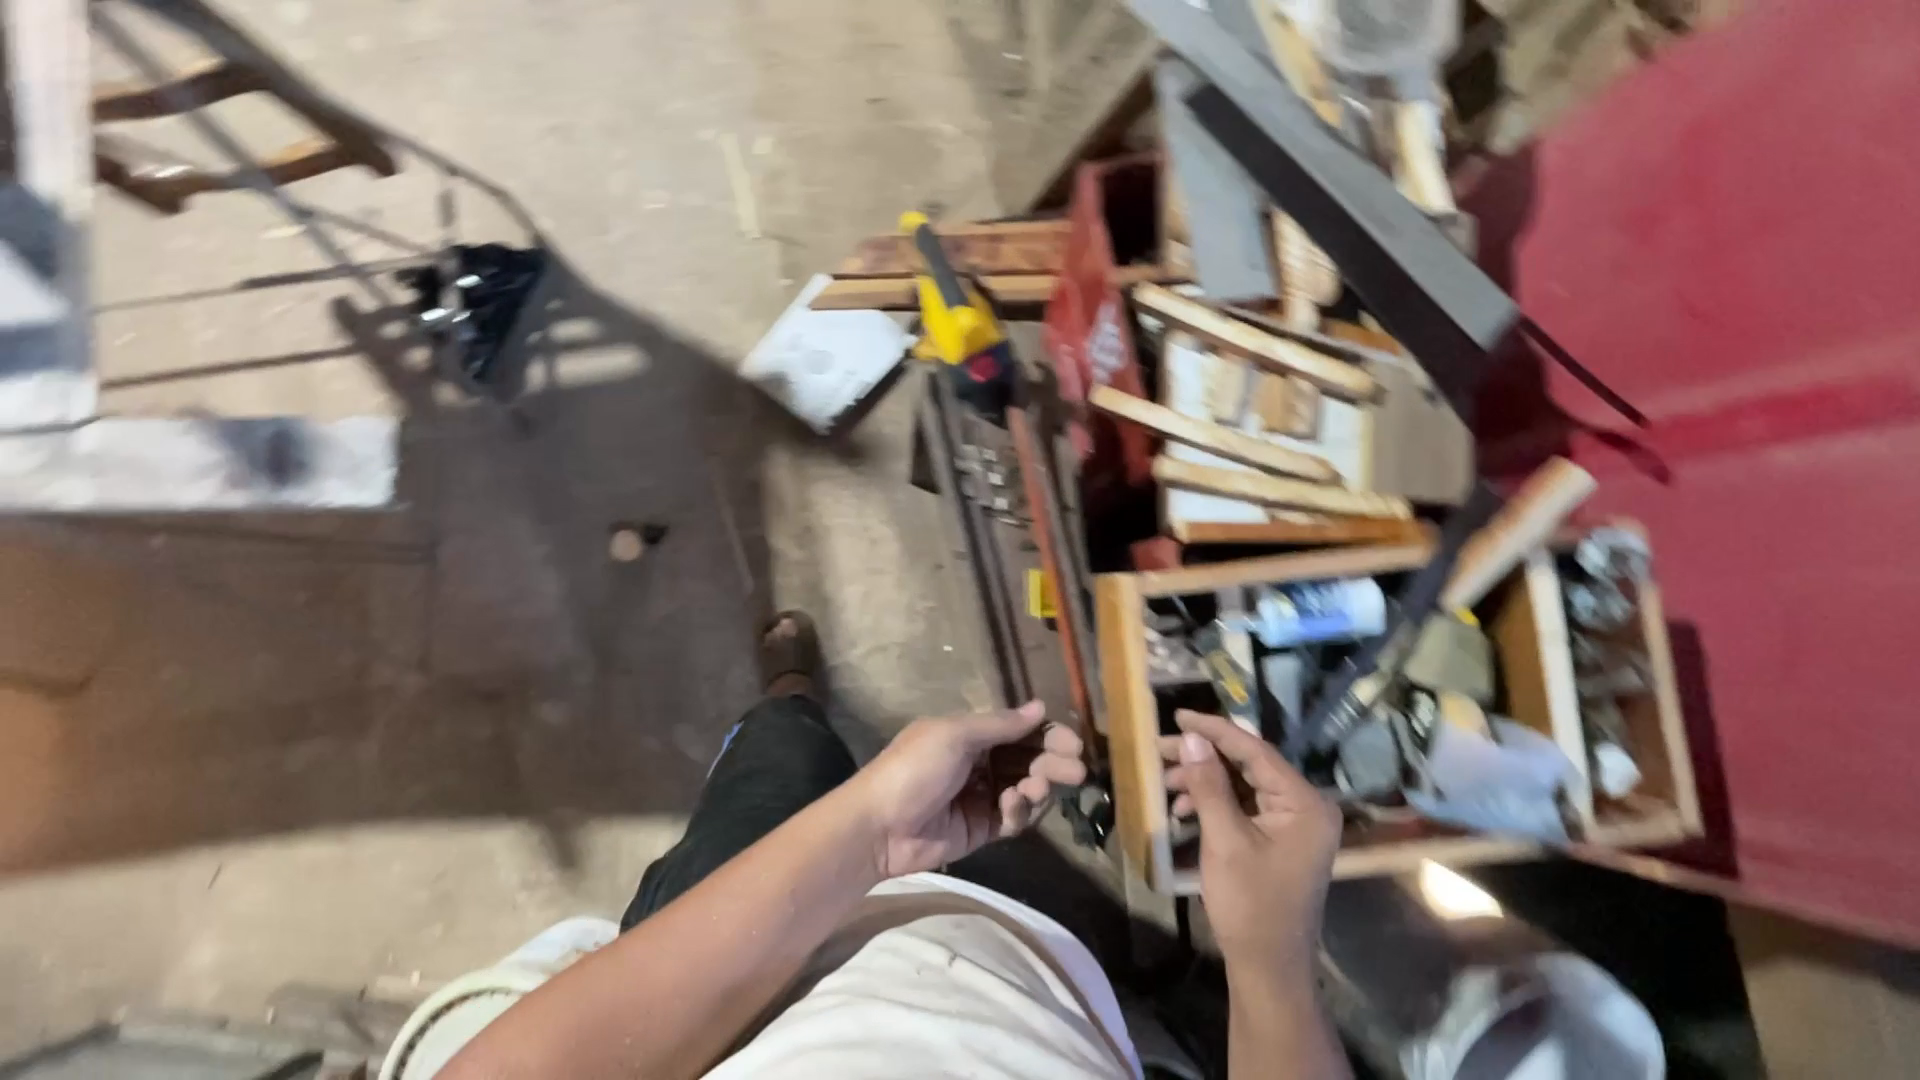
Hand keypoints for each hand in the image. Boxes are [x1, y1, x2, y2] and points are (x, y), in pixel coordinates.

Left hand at [842, 701, 1086, 878]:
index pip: (1019, 730)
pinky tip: (1012, 805)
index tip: (1074, 743)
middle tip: (1076, 771)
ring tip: (1035, 788)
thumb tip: (1039, 706)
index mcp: (969, 734)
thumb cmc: (914, 768)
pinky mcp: (981, 829)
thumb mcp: (955, 735)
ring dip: (1037, 787)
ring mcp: (981, 797)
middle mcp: (979, 762)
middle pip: (1028, 759)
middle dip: (1052, 763)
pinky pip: (1013, 818)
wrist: (878, 826)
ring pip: (1025, 789)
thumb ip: (1000, 724)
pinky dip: (1019, 811)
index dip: (1048, 734)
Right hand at [1162, 709, 1340, 978]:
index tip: (1179, 716)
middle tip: (1162, 749)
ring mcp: (1295, 823)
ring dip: (1205, 780)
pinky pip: (1245, 805)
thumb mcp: (1224, 839)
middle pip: (1249, 765)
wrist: (1268, 967)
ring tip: (1167, 782)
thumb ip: (1209, 784)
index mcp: (1305, 803)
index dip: (1215, 730)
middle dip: (1204, 757)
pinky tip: (1184, 808)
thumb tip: (1192, 739)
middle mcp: (1306, 806)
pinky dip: (1215, 802)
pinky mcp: (1280, 839)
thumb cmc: (1249, 904)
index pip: (1255, 751)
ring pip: (1243, 784)